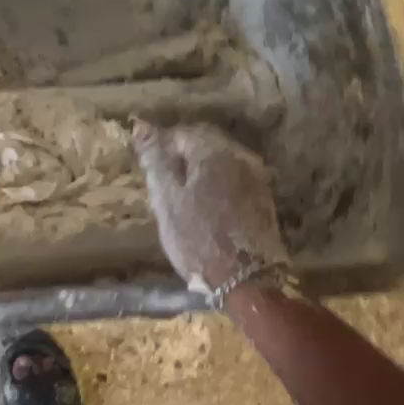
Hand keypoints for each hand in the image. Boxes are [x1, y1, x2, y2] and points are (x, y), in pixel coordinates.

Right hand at [132, 120, 287, 295]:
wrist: (246, 280)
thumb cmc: (197, 238)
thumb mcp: (166, 198)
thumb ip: (155, 159)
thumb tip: (141, 124)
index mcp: (213, 150)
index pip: (180, 134)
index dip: (160, 151)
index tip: (151, 175)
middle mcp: (239, 155)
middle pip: (203, 145)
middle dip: (181, 160)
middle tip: (164, 188)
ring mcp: (255, 177)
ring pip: (219, 163)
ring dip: (199, 174)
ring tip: (183, 200)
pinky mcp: (263, 198)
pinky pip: (232, 180)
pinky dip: (216, 187)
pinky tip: (207, 209)